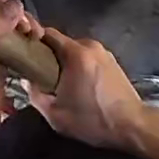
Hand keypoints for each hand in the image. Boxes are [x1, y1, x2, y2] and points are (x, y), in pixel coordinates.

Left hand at [0, 0, 41, 146]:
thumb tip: (16, 4)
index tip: (3, 0)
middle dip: (10, 8)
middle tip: (23, 21)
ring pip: (6, 20)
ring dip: (22, 21)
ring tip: (33, 32)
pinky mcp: (0, 56)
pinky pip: (16, 37)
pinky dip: (26, 34)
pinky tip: (35, 38)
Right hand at [28, 28, 149, 151]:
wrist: (131, 124)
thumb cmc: (93, 120)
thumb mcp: (57, 115)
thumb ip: (36, 95)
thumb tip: (27, 80)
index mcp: (76, 53)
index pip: (49, 34)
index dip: (34, 40)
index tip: (26, 53)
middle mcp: (90, 46)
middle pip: (63, 42)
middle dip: (51, 55)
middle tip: (42, 74)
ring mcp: (104, 51)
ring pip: (76, 50)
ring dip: (67, 61)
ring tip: (61, 82)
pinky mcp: (112, 59)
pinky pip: (89, 56)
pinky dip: (81, 65)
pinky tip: (80, 84)